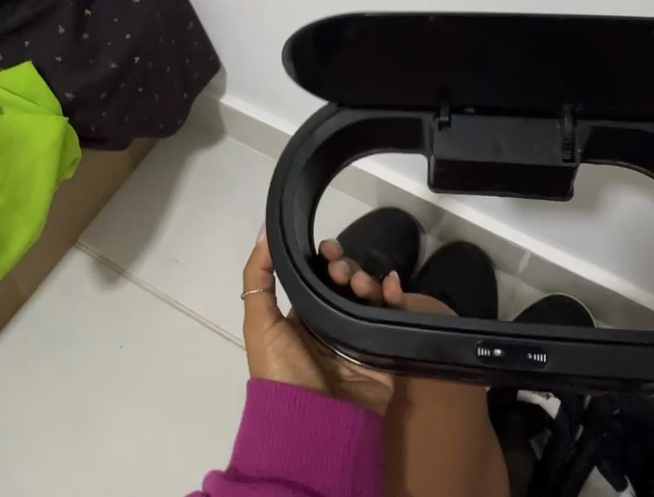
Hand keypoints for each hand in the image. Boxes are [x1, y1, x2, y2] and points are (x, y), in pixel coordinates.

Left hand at [240, 231, 396, 413]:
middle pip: (346, 282)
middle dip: (346, 268)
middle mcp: (332, 323)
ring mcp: (359, 336)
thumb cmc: (282, 371)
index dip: (325, 260)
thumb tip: (264, 231)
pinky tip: (392, 283)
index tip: (328, 249)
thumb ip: (258, 276)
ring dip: (367, 279)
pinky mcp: (383, 349)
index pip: (319, 277)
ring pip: (369, 294)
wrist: (313, 423)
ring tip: (361, 285)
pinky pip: (393, 315)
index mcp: (304, 317)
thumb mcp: (259, 323)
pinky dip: (396, 295)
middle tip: (342, 271)